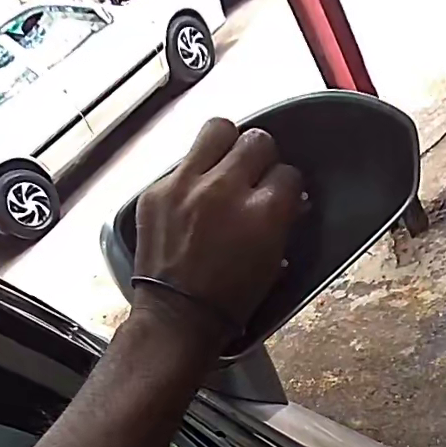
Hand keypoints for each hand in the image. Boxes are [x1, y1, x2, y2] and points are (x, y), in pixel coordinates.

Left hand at [131, 118, 303, 346]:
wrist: (177, 317)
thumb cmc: (232, 298)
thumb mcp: (273, 260)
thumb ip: (283, 220)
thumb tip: (290, 196)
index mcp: (264, 211)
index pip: (288, 172)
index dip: (286, 184)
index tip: (280, 194)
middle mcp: (225, 189)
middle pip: (257, 140)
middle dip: (261, 157)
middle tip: (254, 175)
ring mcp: (186, 185)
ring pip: (216, 129)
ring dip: (226, 145)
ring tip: (223, 165)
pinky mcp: (156, 190)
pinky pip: (182, 163)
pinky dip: (192, 177)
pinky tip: (192, 198)